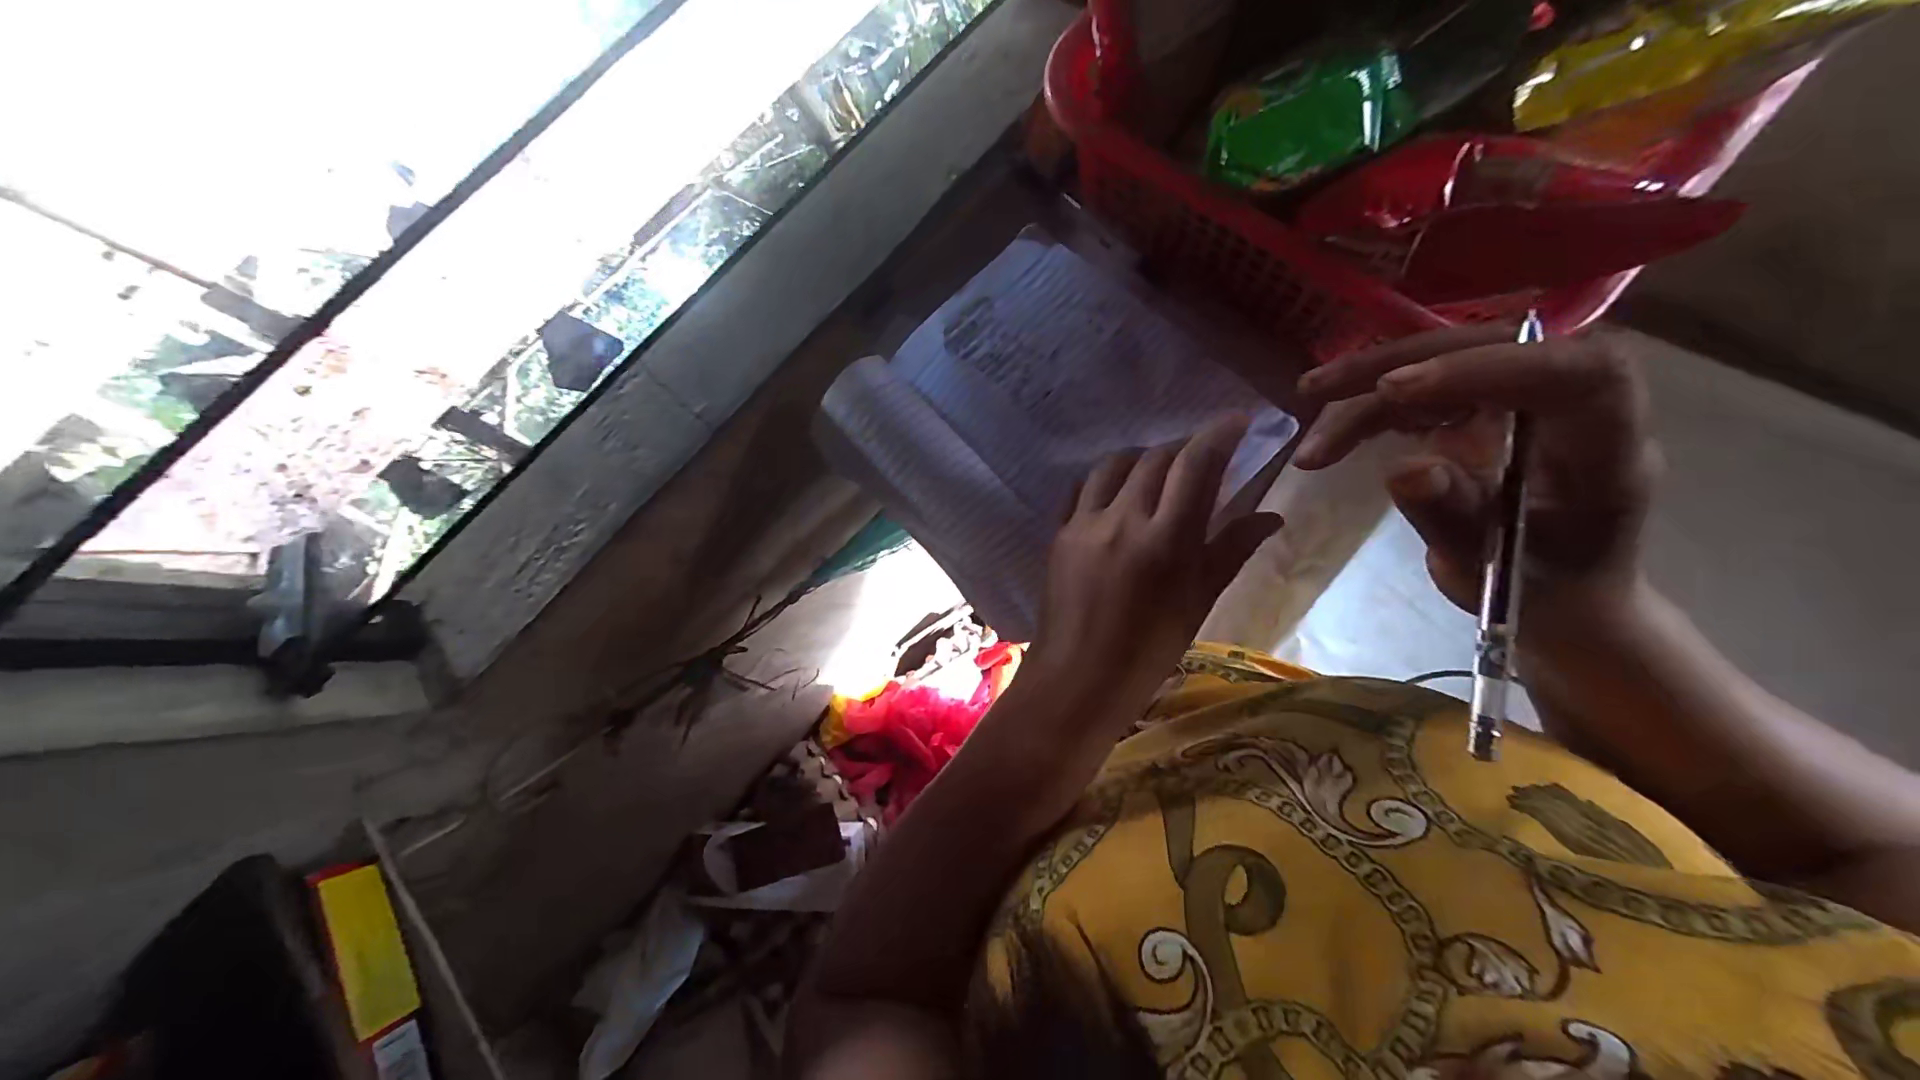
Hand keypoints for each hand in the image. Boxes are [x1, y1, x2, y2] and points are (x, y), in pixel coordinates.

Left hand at [1028, 415, 1283, 714]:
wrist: (1078, 679)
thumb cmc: (1148, 651)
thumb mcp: (1198, 603)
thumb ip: (1230, 551)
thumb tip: (1269, 517)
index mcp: (1165, 539)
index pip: (1195, 465)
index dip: (1218, 435)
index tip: (1236, 419)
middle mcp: (1122, 519)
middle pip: (1156, 459)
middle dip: (1183, 448)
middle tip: (1201, 456)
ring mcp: (1084, 524)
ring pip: (1114, 466)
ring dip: (1142, 458)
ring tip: (1158, 470)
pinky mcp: (1058, 534)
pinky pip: (1081, 489)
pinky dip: (1105, 480)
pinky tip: (1116, 492)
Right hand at [1293, 324, 1658, 627]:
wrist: (1559, 591)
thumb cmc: (1540, 588)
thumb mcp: (1495, 567)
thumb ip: (1454, 517)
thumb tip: (1402, 471)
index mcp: (1605, 445)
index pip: (1570, 373)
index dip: (1482, 369)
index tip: (1393, 390)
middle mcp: (1573, 405)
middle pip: (1495, 346)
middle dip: (1400, 361)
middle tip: (1320, 388)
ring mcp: (1528, 400)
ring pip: (1451, 357)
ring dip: (1371, 380)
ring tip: (1308, 405)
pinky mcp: (1491, 407)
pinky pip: (1428, 388)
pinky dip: (1373, 408)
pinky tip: (1330, 439)